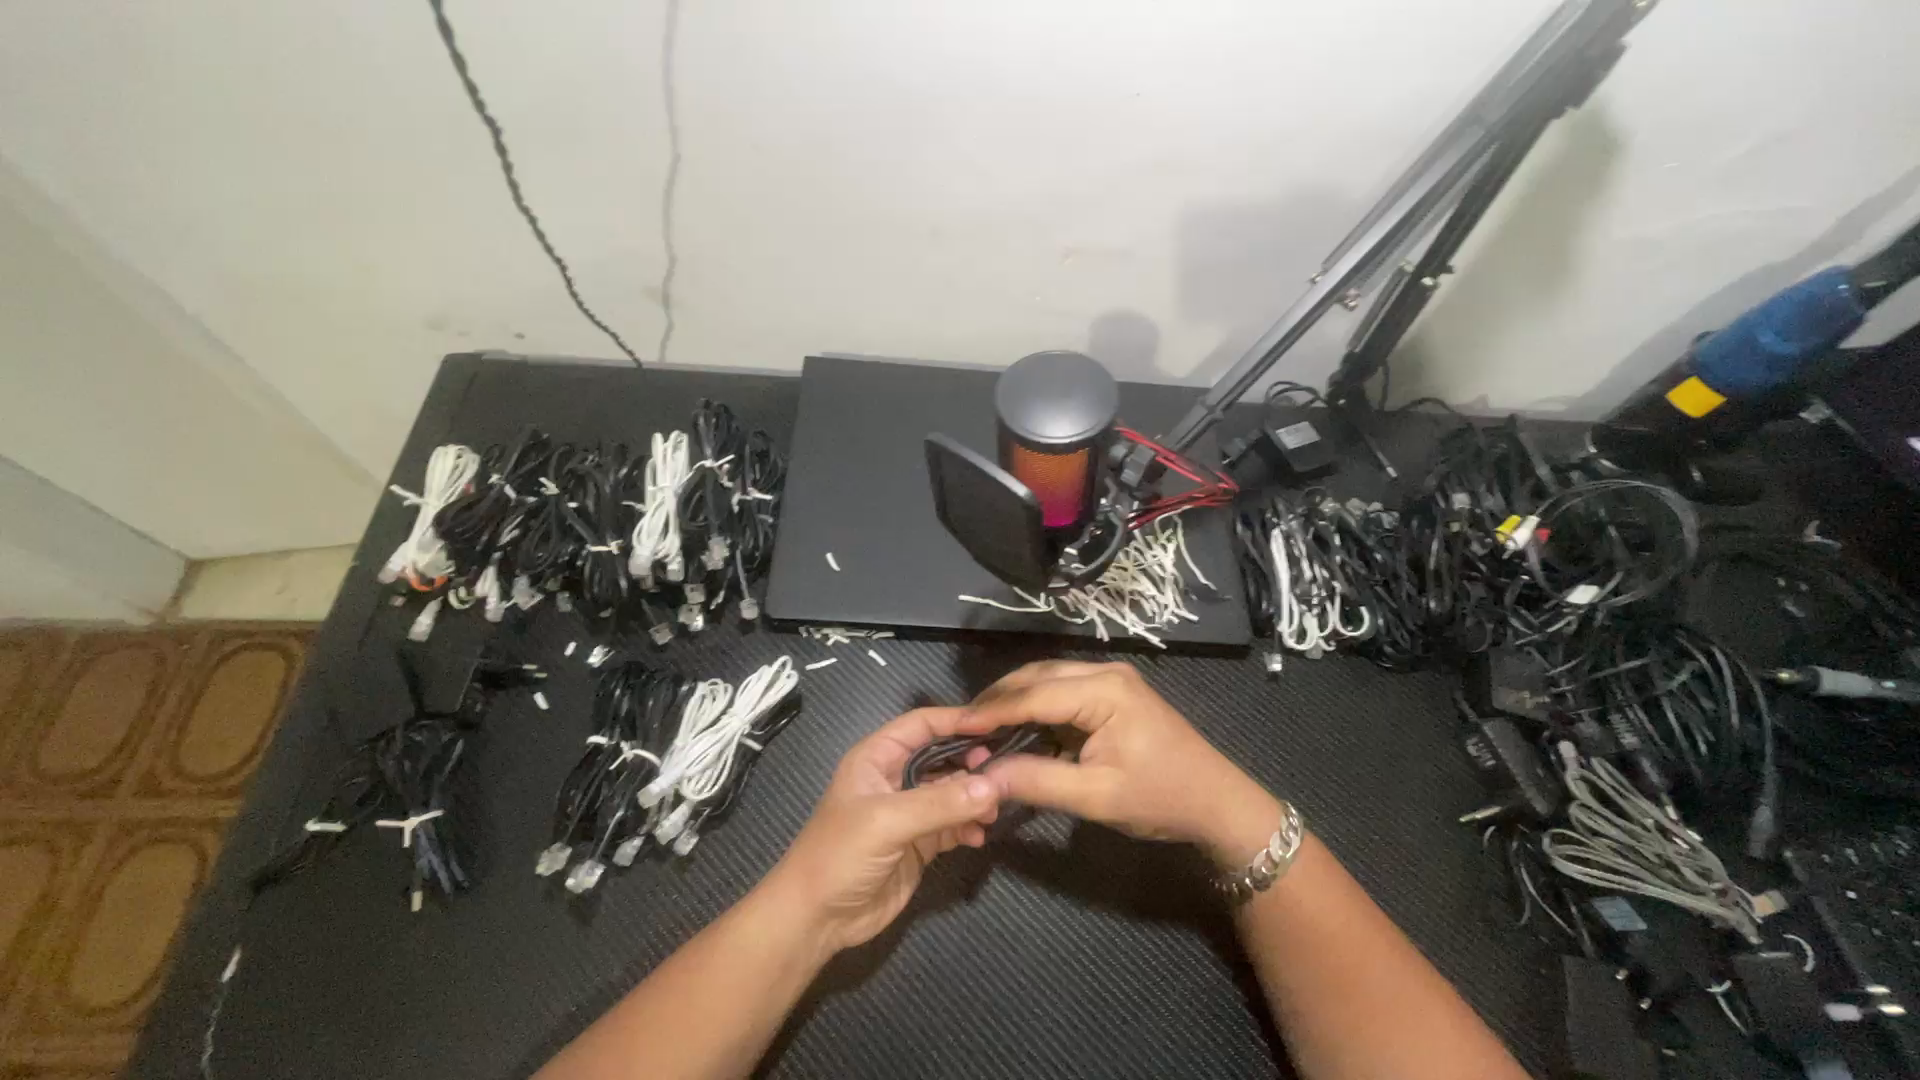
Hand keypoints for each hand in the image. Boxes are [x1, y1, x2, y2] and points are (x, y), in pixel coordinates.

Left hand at [758, 707, 998, 954]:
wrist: (816, 919)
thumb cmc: (840, 855)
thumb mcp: (887, 822)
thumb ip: (940, 803)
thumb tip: (993, 787)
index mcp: (877, 758)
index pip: (922, 724)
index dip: (957, 719)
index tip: (996, 725)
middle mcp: (896, 778)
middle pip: (944, 756)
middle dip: (973, 763)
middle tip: (1003, 773)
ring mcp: (909, 812)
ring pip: (953, 792)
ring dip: (975, 798)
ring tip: (994, 810)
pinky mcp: (920, 844)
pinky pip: (954, 825)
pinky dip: (969, 827)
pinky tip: (979, 836)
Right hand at [958, 661, 1281, 869]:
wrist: (1218, 803)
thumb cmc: (1161, 798)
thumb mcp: (1096, 797)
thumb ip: (1036, 782)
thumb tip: (982, 777)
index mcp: (1105, 690)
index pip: (1033, 695)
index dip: (991, 711)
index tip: (954, 728)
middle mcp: (1105, 673)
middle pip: (1036, 677)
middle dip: (997, 700)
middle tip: (962, 728)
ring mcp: (1110, 681)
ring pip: (1046, 681)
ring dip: (1014, 702)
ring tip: (981, 729)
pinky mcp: (1112, 695)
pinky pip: (1061, 694)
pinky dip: (1034, 709)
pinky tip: (1015, 730)